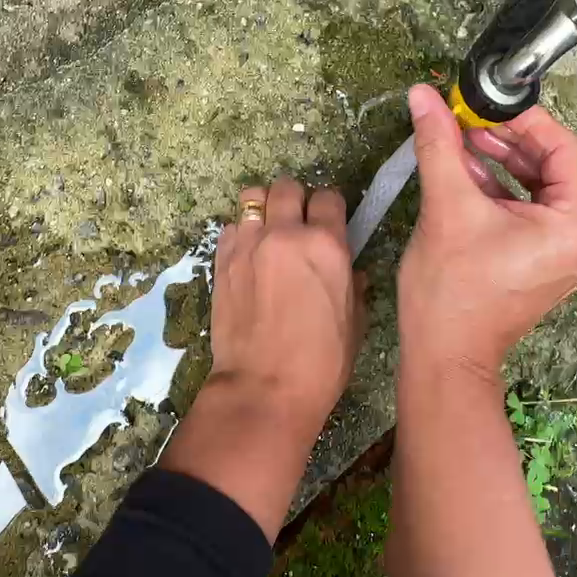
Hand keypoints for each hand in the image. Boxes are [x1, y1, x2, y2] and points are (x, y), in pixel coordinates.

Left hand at [204, 176, 366, 425]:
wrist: (263, 389)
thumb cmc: (321, 363)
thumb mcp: (354, 321)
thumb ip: (352, 283)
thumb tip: (348, 269)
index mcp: (326, 245)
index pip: (329, 197)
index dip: (331, 208)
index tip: (330, 222)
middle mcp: (285, 234)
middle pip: (287, 187)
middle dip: (296, 199)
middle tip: (298, 223)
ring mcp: (248, 244)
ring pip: (252, 196)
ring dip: (263, 207)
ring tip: (268, 229)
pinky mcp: (222, 260)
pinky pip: (230, 226)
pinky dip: (241, 232)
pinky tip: (248, 254)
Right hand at [396, 83, 576, 380]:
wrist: (443, 354)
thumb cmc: (452, 287)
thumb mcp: (446, 205)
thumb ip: (438, 143)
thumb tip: (423, 94)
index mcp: (575, 226)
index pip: (564, 150)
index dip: (525, 121)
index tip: (488, 103)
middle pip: (551, 167)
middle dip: (507, 139)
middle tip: (468, 118)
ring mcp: (560, 252)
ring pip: (535, 186)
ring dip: (498, 160)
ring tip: (460, 138)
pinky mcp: (538, 260)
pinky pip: (524, 209)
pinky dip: (496, 187)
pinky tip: (462, 168)